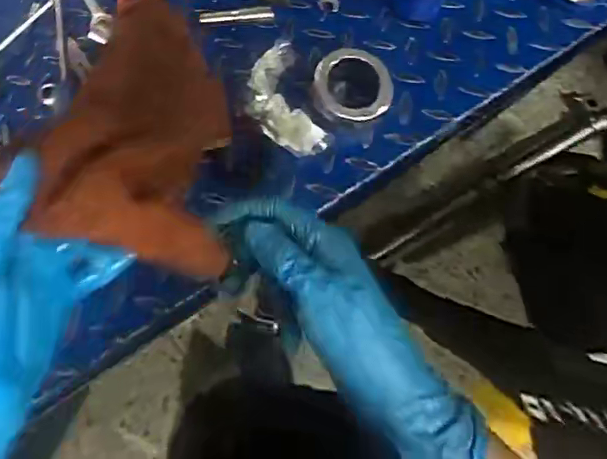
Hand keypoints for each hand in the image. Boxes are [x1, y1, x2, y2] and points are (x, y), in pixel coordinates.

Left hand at [0, 153, 133, 458]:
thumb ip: (4, 215)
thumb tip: (25, 158)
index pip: (25, 191)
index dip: (48, 165)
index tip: (78, 135)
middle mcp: (21, 248)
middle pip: (55, 210)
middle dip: (80, 187)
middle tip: (116, 156)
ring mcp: (44, 273)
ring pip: (76, 236)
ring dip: (99, 218)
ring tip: (132, 187)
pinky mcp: (64, 298)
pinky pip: (88, 270)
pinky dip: (108, 256)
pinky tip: (132, 237)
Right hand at [213, 199, 484, 458]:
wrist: (396, 398)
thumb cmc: (354, 336)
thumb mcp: (313, 291)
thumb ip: (281, 254)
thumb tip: (251, 224)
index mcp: (325, 240)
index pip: (277, 209)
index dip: (244, 213)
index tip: (210, 227)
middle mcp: (324, 253)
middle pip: (275, 236)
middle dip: (246, 250)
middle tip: (219, 274)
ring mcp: (324, 283)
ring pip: (278, 267)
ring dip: (258, 281)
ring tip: (236, 301)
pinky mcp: (323, 311)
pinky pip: (288, 296)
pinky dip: (276, 308)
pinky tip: (277, 332)